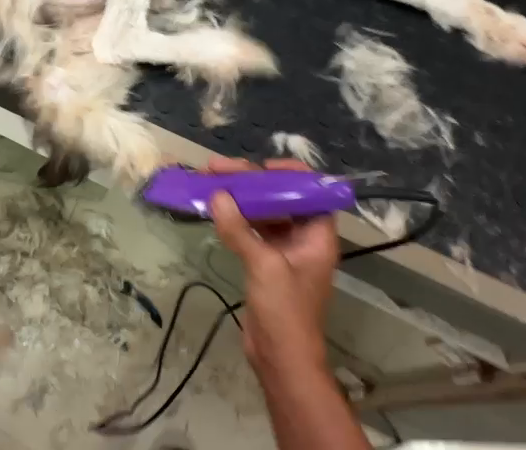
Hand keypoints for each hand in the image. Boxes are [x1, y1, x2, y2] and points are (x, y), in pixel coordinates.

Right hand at [207, 156, 339, 377]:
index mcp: (317, 236)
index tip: (261, 166)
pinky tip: (212, 207)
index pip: (312, 192)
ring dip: (237, 196)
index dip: (290, 174)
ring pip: (262, 211)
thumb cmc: (285, 311)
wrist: (281, 359)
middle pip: (280, 197)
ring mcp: (283, 251)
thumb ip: (240, 229)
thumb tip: (216, 195)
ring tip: (208, 181)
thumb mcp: (264, 266)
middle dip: (250, 181)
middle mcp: (303, 238)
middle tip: (216, 168)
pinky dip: (233, 216)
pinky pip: (250, 229)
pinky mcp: (264, 262)